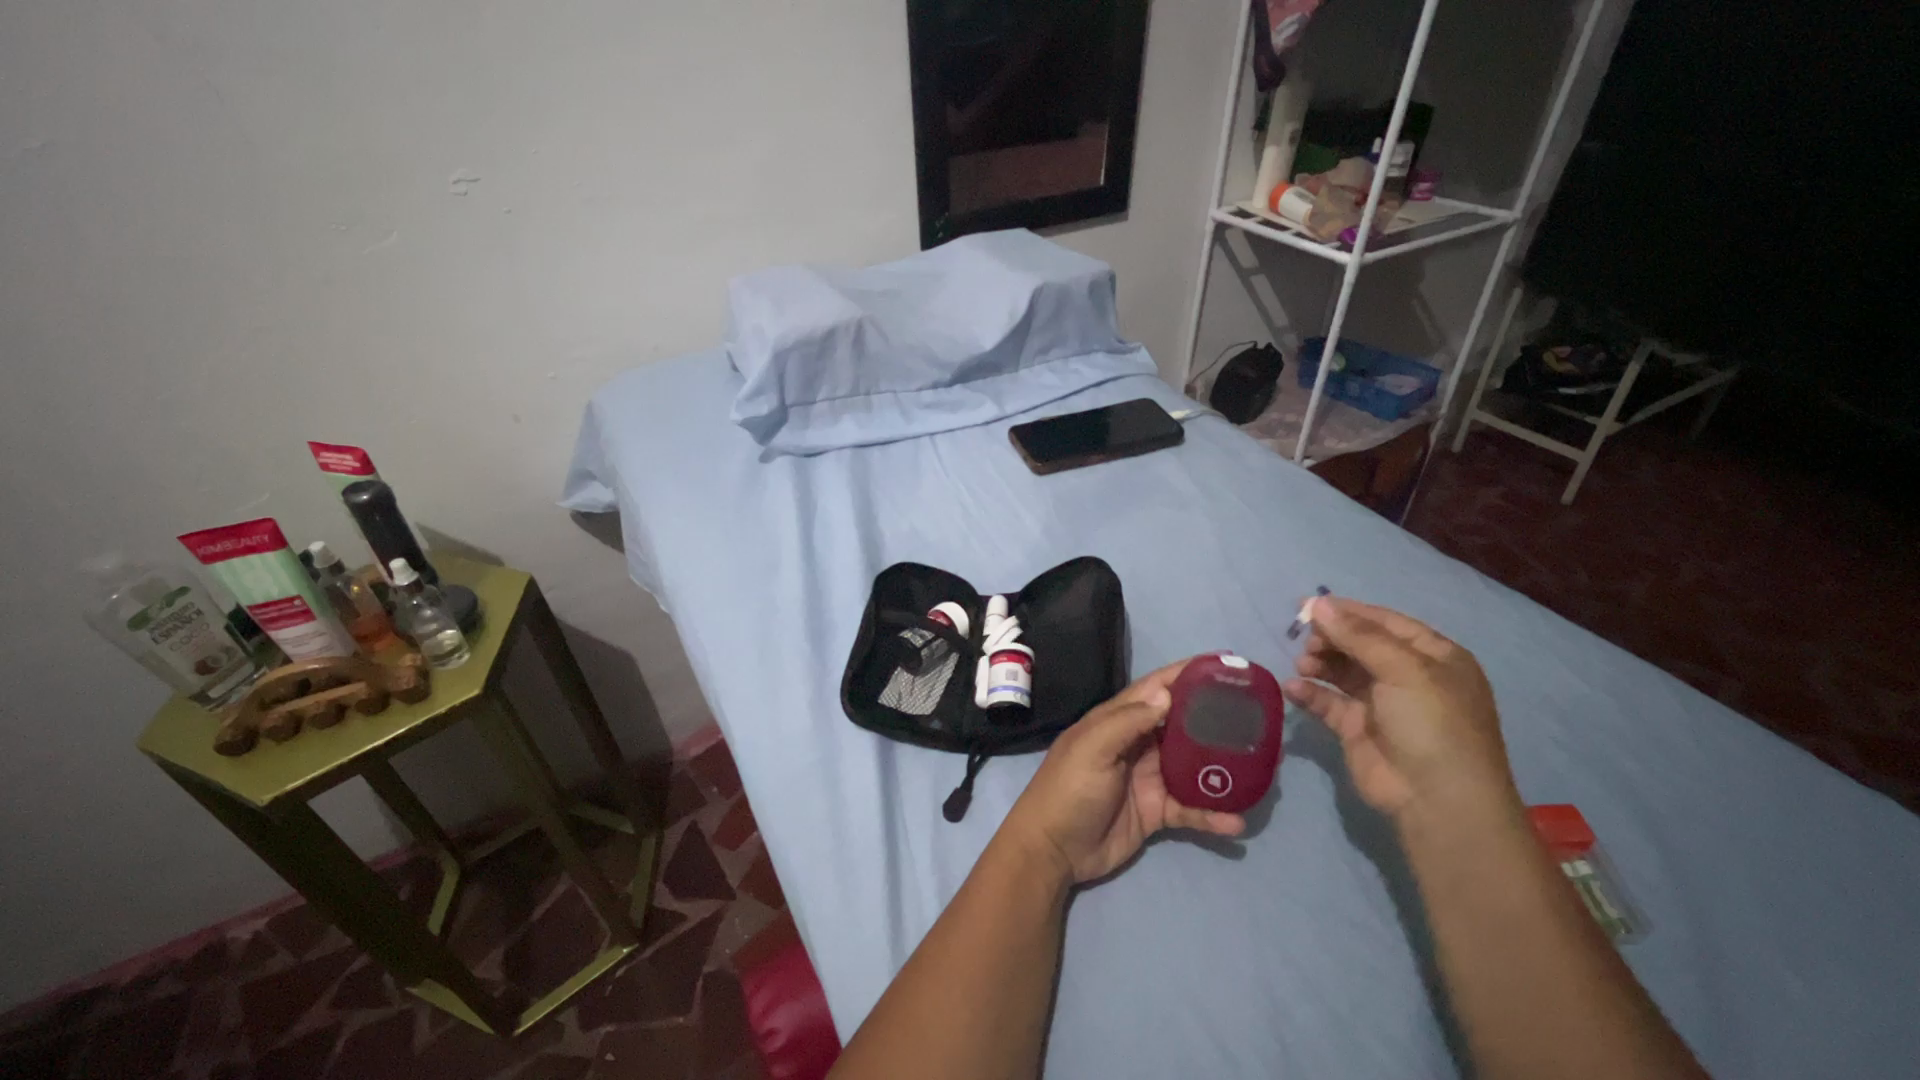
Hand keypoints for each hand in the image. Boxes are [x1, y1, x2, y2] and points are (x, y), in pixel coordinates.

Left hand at [999, 659, 1245, 884]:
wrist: (1052, 850)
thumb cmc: (1068, 790)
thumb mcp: (1092, 749)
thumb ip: (1128, 721)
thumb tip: (1168, 693)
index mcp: (1118, 721)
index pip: (1158, 688)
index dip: (1188, 674)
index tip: (1226, 666)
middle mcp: (1138, 744)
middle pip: (1184, 724)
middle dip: (1217, 719)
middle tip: (1259, 716)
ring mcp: (1149, 778)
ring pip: (1195, 766)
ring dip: (1225, 767)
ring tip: (1264, 768)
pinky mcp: (1157, 811)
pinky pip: (1191, 808)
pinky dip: (1213, 814)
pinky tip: (1236, 822)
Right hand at [1283, 597, 1517, 821]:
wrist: (1437, 799)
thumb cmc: (1432, 723)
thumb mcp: (1403, 670)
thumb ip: (1358, 635)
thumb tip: (1318, 603)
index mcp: (1434, 657)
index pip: (1385, 622)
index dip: (1350, 612)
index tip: (1311, 606)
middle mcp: (1408, 677)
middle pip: (1361, 645)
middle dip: (1332, 638)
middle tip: (1307, 641)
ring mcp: (1382, 705)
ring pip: (1343, 672)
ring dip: (1320, 663)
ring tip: (1303, 665)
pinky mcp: (1357, 730)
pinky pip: (1329, 703)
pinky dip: (1310, 693)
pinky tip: (1293, 688)